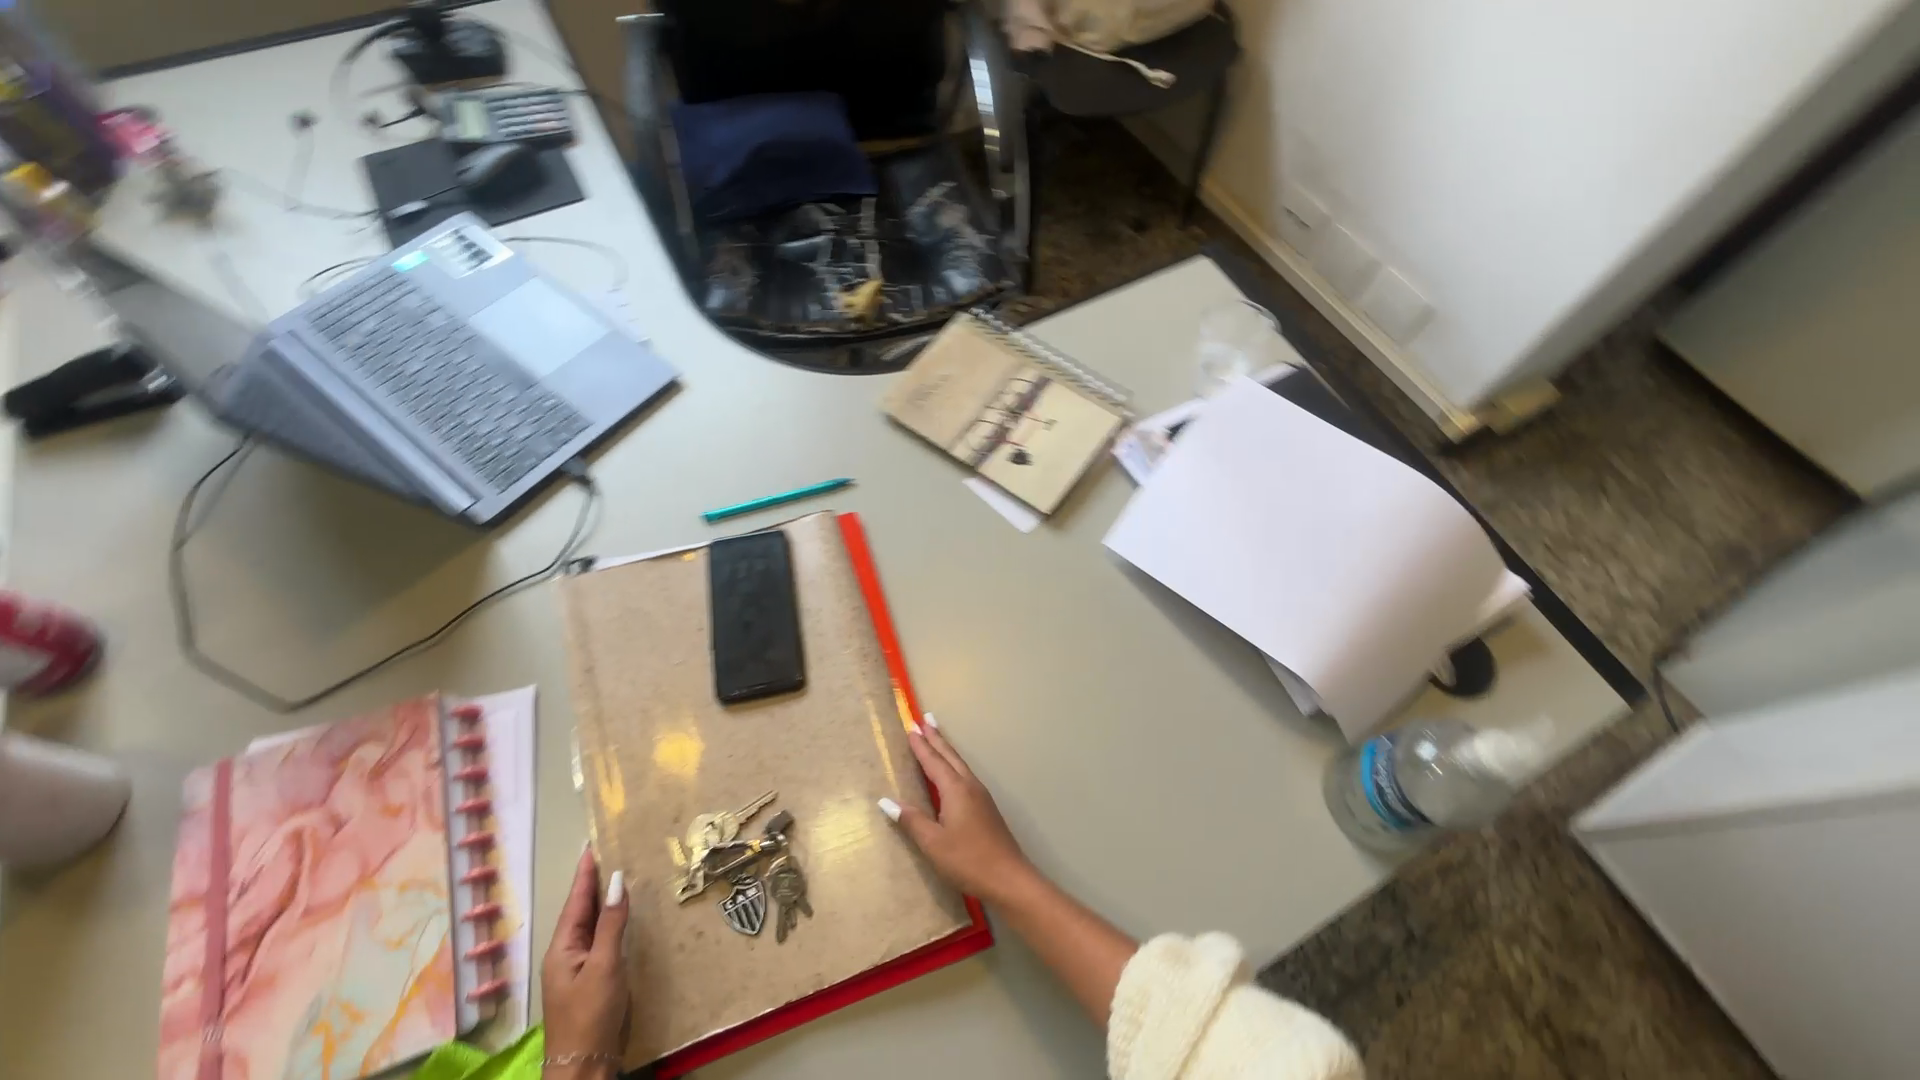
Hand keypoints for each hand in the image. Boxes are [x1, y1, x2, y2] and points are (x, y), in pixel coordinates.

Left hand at [541, 849, 629, 1075]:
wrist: (582, 1069)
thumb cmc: (591, 1015)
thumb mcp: (604, 965)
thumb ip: (611, 923)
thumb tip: (616, 880)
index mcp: (562, 947)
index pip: (576, 900)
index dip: (585, 873)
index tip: (591, 845)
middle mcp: (564, 955)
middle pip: (579, 911)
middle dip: (590, 883)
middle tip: (604, 854)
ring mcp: (575, 970)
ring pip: (587, 926)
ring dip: (599, 902)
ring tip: (612, 878)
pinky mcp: (588, 982)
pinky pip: (596, 941)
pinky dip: (606, 923)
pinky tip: (617, 920)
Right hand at [880, 717, 1035, 903]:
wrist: (1009, 878)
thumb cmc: (967, 860)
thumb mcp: (933, 843)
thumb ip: (911, 820)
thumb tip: (887, 801)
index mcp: (955, 790)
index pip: (933, 761)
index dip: (921, 745)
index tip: (911, 727)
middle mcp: (970, 786)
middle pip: (950, 756)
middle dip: (936, 738)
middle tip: (925, 719)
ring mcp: (981, 796)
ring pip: (960, 765)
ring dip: (946, 749)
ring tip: (936, 737)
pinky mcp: (986, 808)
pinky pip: (965, 776)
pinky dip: (954, 765)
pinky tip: (952, 773)